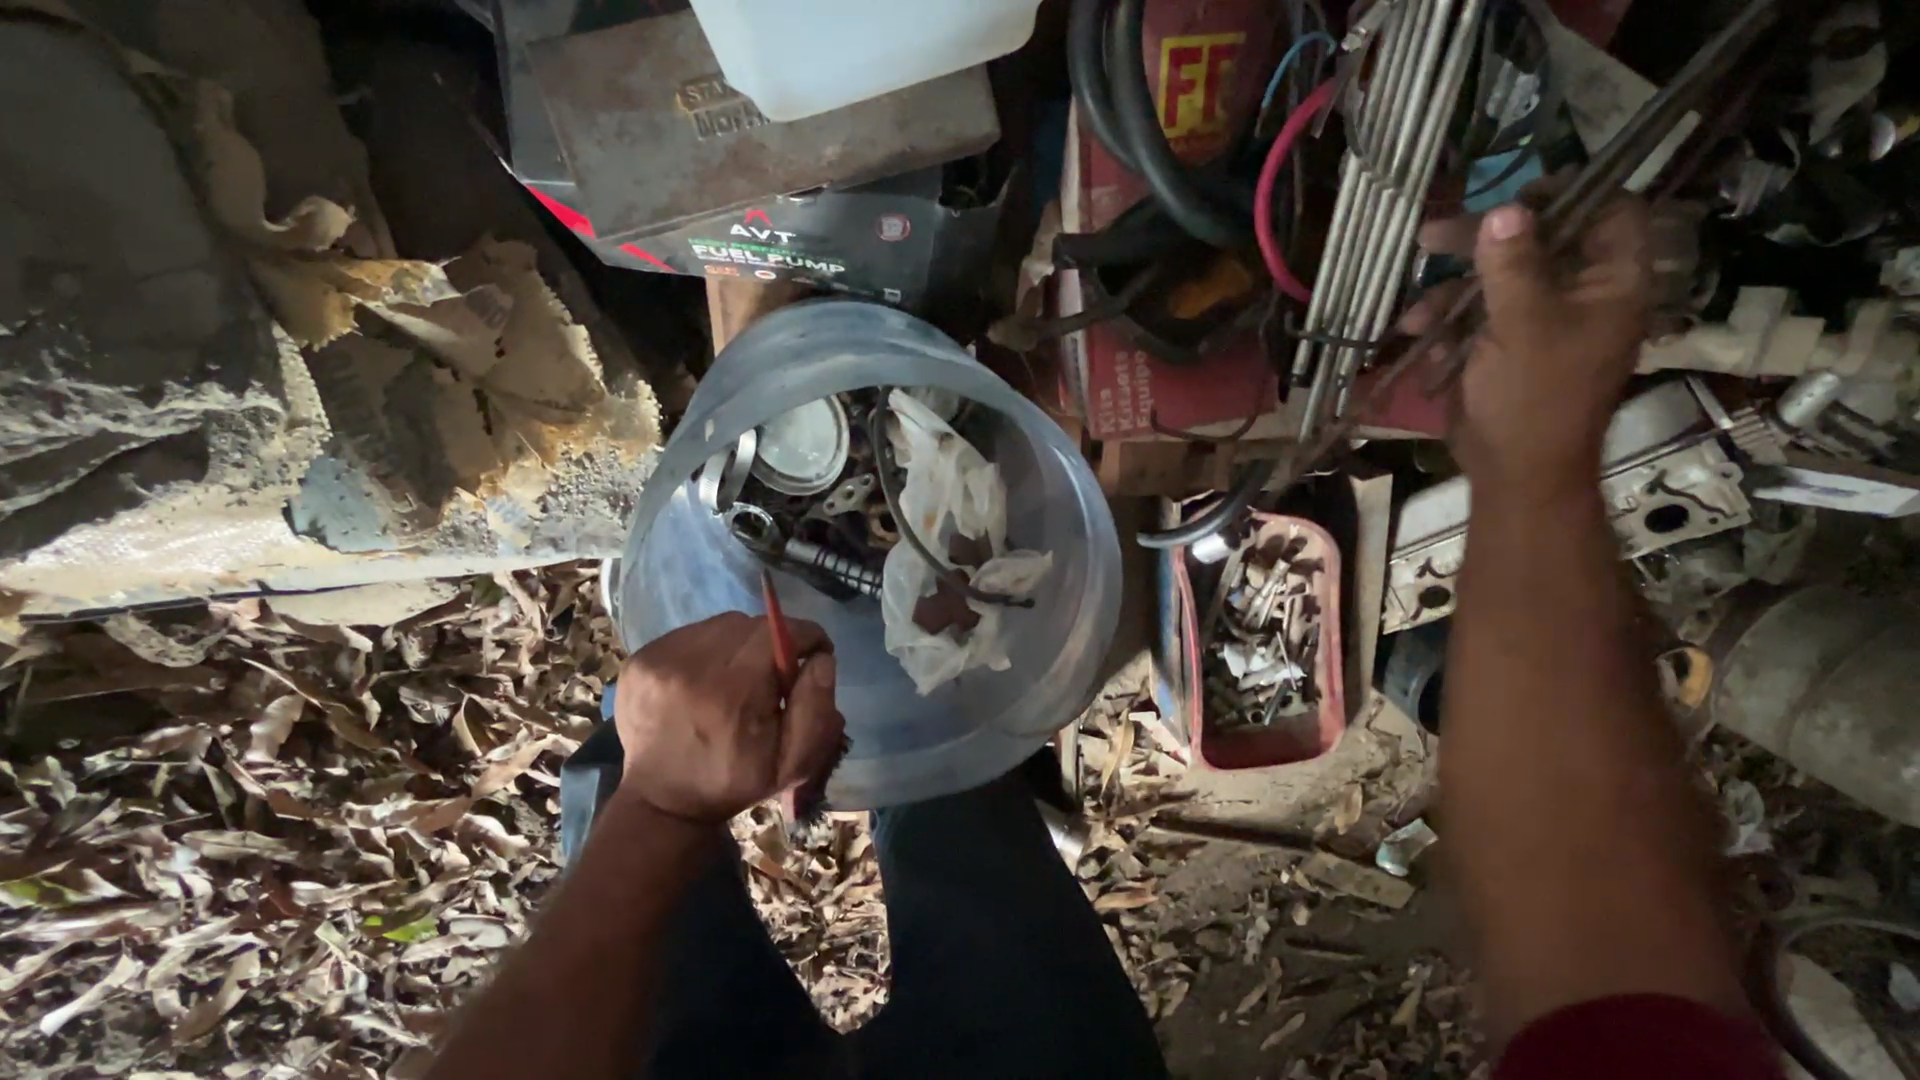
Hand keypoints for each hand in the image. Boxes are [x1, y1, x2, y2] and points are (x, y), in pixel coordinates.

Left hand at [612, 612, 843, 823]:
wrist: (661, 802)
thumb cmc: (733, 782)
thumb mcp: (791, 763)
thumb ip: (815, 710)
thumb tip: (822, 659)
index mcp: (733, 691)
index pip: (780, 630)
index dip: (806, 637)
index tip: (814, 656)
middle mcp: (691, 665)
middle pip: (751, 625)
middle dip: (773, 642)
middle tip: (775, 675)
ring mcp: (659, 659)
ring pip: (720, 626)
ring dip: (739, 643)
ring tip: (739, 677)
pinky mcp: (638, 660)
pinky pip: (690, 634)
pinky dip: (707, 649)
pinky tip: (707, 680)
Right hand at [1405, 198, 1652, 495]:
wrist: (1514, 468)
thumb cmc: (1533, 396)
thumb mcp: (1523, 324)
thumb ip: (1514, 264)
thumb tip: (1506, 210)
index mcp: (1611, 283)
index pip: (1607, 213)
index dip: (1564, 197)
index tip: (1512, 197)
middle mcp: (1581, 295)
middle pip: (1536, 245)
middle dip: (1480, 246)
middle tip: (1430, 236)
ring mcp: (1540, 322)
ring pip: (1495, 283)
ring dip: (1450, 296)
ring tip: (1417, 318)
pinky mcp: (1504, 347)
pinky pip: (1475, 319)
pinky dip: (1446, 326)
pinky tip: (1420, 339)